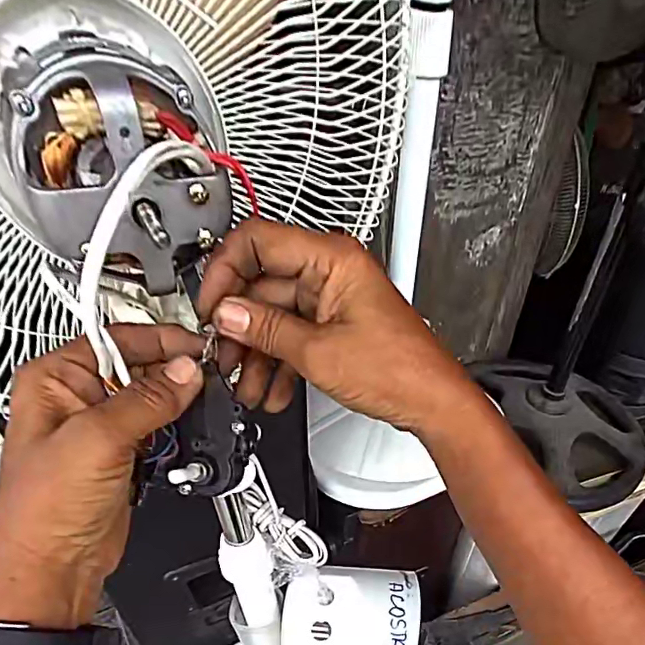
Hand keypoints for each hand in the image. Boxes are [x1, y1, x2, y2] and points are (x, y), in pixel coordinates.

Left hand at [0, 326, 203, 628]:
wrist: (56, 565)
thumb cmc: (44, 509)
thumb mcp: (99, 440)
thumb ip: (147, 400)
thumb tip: (185, 372)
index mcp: (54, 381)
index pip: (115, 339)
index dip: (159, 341)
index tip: (197, 348)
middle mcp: (77, 401)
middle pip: (139, 368)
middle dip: (175, 375)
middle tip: (208, 381)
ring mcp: (102, 431)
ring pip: (154, 402)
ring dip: (179, 407)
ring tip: (200, 411)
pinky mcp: (124, 457)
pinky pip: (160, 432)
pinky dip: (178, 434)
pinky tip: (186, 438)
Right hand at [195, 218, 479, 432]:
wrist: (433, 403)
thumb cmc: (401, 372)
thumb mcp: (319, 353)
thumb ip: (267, 330)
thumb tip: (227, 314)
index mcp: (333, 259)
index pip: (256, 242)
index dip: (224, 273)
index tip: (210, 306)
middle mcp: (335, 273)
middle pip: (264, 285)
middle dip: (241, 326)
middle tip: (224, 354)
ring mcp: (337, 301)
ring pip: (278, 317)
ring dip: (258, 352)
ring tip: (247, 383)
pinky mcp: (340, 327)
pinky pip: (297, 335)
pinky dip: (281, 361)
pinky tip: (271, 388)